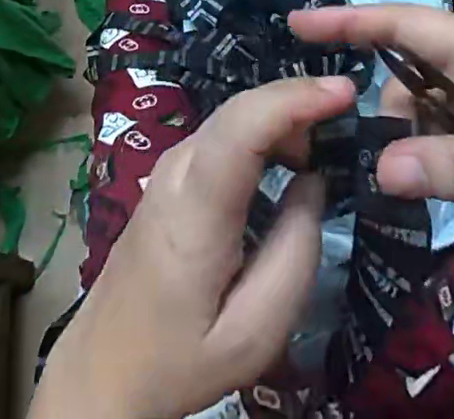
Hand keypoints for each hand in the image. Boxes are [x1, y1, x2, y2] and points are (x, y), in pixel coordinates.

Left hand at [32, 77, 357, 418]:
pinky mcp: (169, 173)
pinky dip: (262, 131)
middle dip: (297, 102)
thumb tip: (313, 180)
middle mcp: (175, 171)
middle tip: (347, 121)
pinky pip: (222, 133)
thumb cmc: (181, 356)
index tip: (345, 91)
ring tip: (325, 149)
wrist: (106, 361)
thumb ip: (296, 253)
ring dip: (281, 117)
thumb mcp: (254, 332)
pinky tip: (287, 157)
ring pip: (231, 117)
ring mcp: (167, 167)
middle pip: (238, 111)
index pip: (239, 128)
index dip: (292, 100)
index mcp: (194, 211)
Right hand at [290, 5, 453, 265]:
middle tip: (325, 119)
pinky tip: (411, 172)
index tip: (295, 23)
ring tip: (373, 160)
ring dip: (393, 120)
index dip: (348, 20)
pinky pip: (443, 124)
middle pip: (406, 58)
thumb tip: (373, 166)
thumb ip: (453, 167)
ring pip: (423, 96)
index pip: (405, 23)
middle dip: (364, 78)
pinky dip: (418, 141)